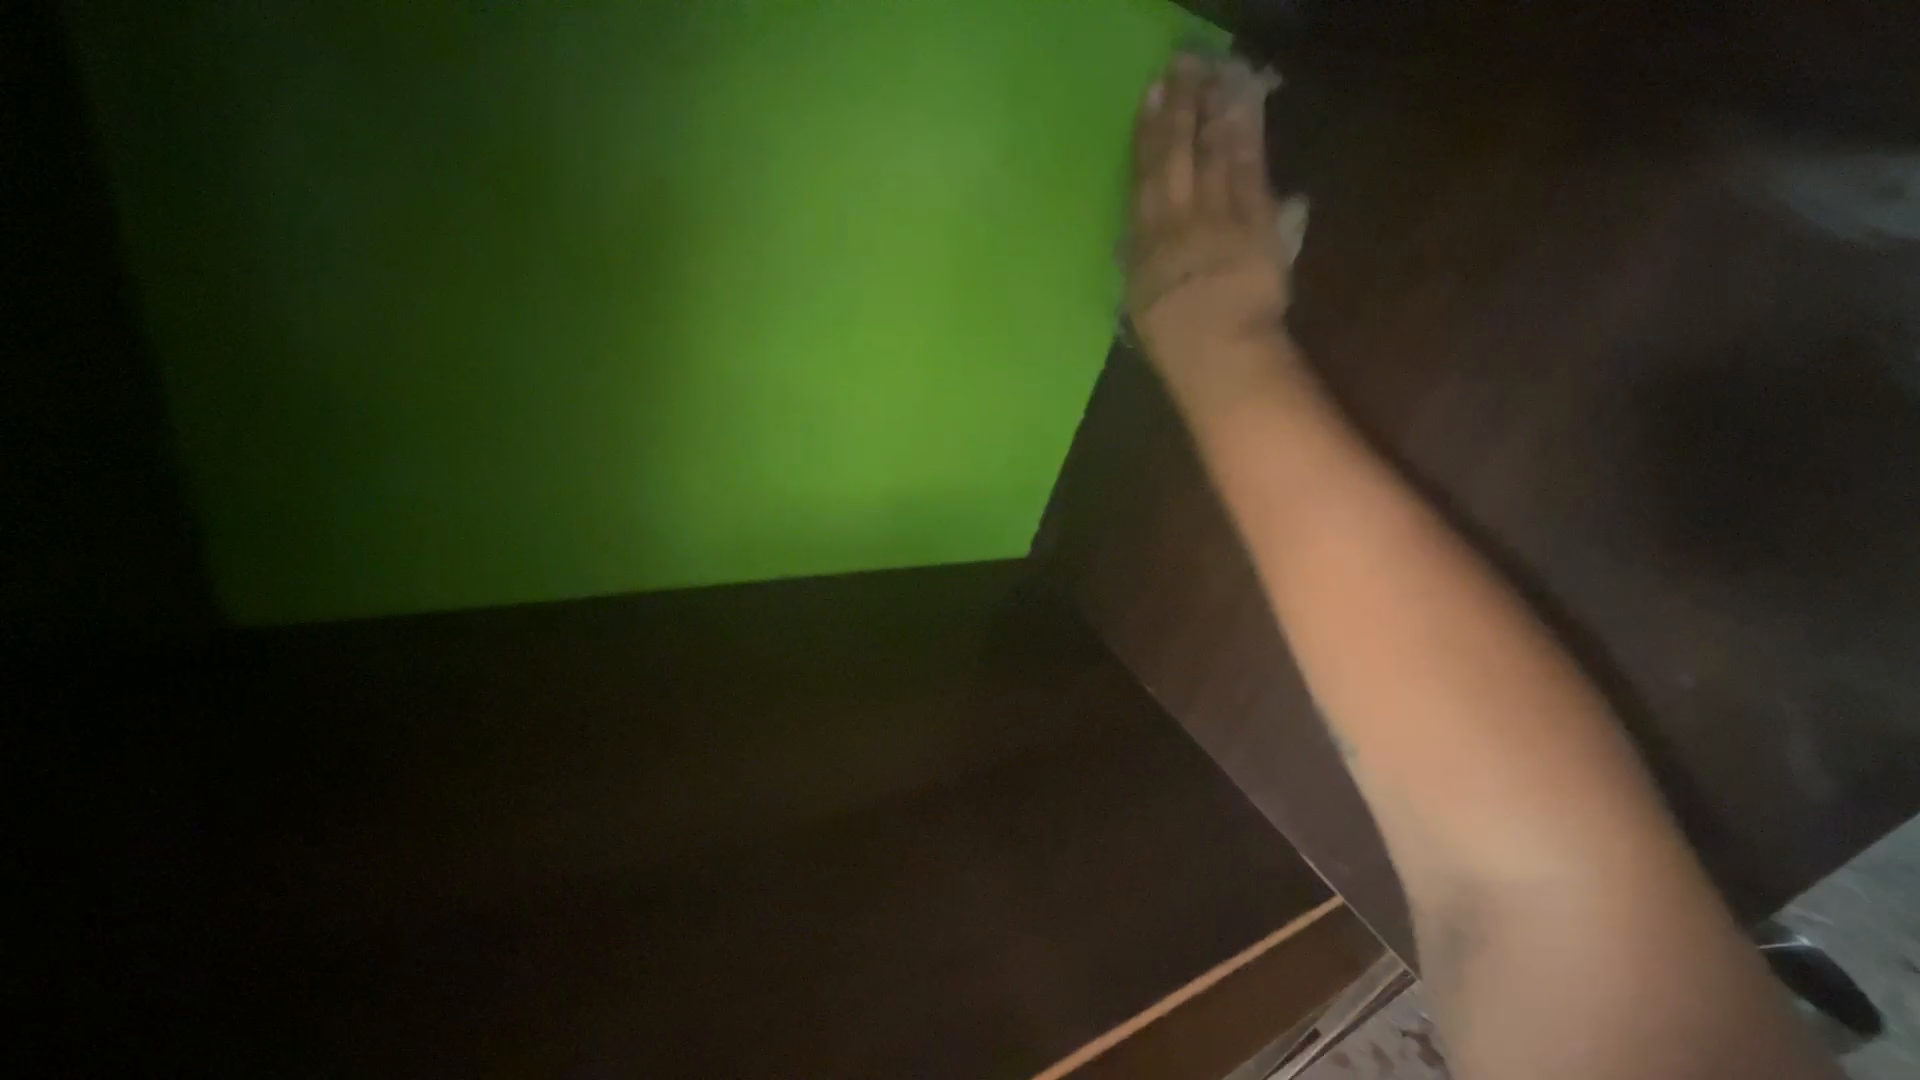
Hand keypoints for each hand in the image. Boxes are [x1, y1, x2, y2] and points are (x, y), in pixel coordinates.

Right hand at [1125, 55, 1307, 401]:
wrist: (1217, 351)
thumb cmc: (1174, 343)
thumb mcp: (1140, 303)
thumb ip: (1142, 263)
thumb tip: (1137, 237)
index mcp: (1146, 242)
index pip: (1146, 177)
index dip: (1149, 132)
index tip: (1152, 95)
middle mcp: (1179, 217)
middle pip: (1179, 153)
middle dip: (1181, 107)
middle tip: (1183, 66)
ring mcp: (1219, 213)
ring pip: (1215, 151)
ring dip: (1216, 108)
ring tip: (1218, 73)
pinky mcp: (1256, 218)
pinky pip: (1251, 167)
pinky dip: (1247, 134)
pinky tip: (1248, 106)